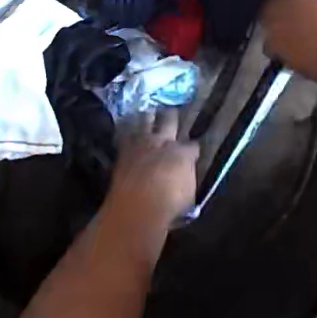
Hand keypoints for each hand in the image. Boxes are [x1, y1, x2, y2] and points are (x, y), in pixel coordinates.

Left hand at [104, 109, 199, 234]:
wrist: (137, 205)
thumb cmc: (168, 206)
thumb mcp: (188, 195)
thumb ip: (188, 177)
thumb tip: (186, 172)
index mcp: (183, 153)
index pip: (192, 145)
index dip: (192, 148)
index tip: (192, 150)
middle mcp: (163, 141)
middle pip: (170, 119)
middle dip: (172, 115)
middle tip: (172, 111)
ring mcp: (142, 141)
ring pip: (146, 118)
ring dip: (149, 115)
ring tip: (149, 112)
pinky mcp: (124, 147)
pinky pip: (127, 131)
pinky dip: (129, 128)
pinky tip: (129, 128)